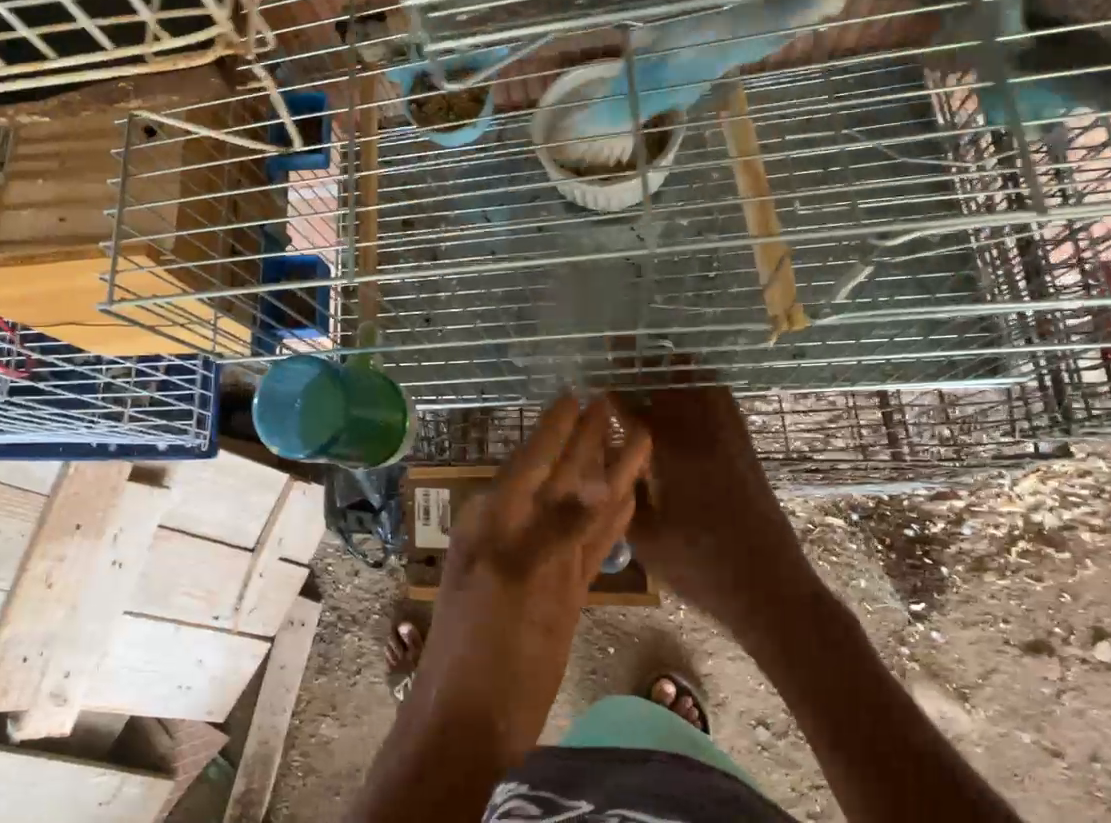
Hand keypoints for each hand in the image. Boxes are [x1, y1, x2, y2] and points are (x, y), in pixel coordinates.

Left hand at [412, 394, 649, 759]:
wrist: (474, 718)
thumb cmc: (489, 646)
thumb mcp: (519, 580)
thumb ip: (559, 529)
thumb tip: (600, 481)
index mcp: (497, 518)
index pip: (534, 459)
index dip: (557, 428)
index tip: (579, 391)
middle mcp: (519, 531)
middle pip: (561, 476)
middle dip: (588, 442)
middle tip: (616, 403)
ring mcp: (543, 562)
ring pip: (580, 508)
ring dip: (607, 477)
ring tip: (637, 441)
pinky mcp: (562, 593)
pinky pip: (588, 546)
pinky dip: (608, 523)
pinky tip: (627, 501)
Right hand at [614, 385, 820, 638]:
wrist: (769, 589)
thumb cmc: (698, 567)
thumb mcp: (643, 536)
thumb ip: (617, 491)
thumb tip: (599, 459)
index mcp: (671, 453)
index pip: (634, 406)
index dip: (611, 391)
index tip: (592, 381)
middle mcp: (701, 435)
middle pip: (667, 384)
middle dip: (638, 371)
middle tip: (615, 361)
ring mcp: (729, 439)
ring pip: (698, 386)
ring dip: (671, 374)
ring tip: (645, 372)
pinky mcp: (745, 450)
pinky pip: (721, 402)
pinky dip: (699, 388)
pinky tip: (683, 394)